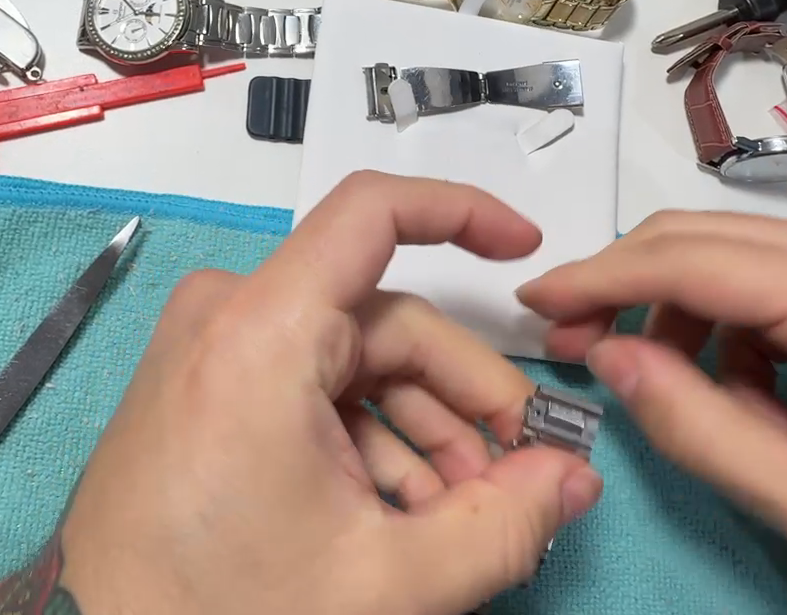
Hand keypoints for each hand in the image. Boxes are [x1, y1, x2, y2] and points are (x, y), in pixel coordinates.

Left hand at [58, 172, 601, 614]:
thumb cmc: (222, 611)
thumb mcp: (382, 582)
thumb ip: (499, 526)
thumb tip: (574, 475)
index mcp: (265, 326)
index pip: (371, 212)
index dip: (460, 211)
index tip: (524, 246)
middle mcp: (235, 308)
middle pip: (386, 319)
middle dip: (465, 395)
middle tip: (525, 474)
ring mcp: (218, 338)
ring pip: (356, 356)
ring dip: (423, 426)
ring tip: (471, 514)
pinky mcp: (212, 371)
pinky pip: (313, 379)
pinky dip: (367, 429)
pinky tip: (404, 506)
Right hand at [517, 212, 786, 614]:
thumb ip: (693, 426)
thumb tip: (601, 354)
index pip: (686, 261)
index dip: (595, 277)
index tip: (529, 298)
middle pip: (698, 239)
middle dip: (621, 285)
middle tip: (570, 340)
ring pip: (725, 251)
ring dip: (673, 307)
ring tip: (663, 381)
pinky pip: (766, 272)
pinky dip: (723, 318)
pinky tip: (740, 380)